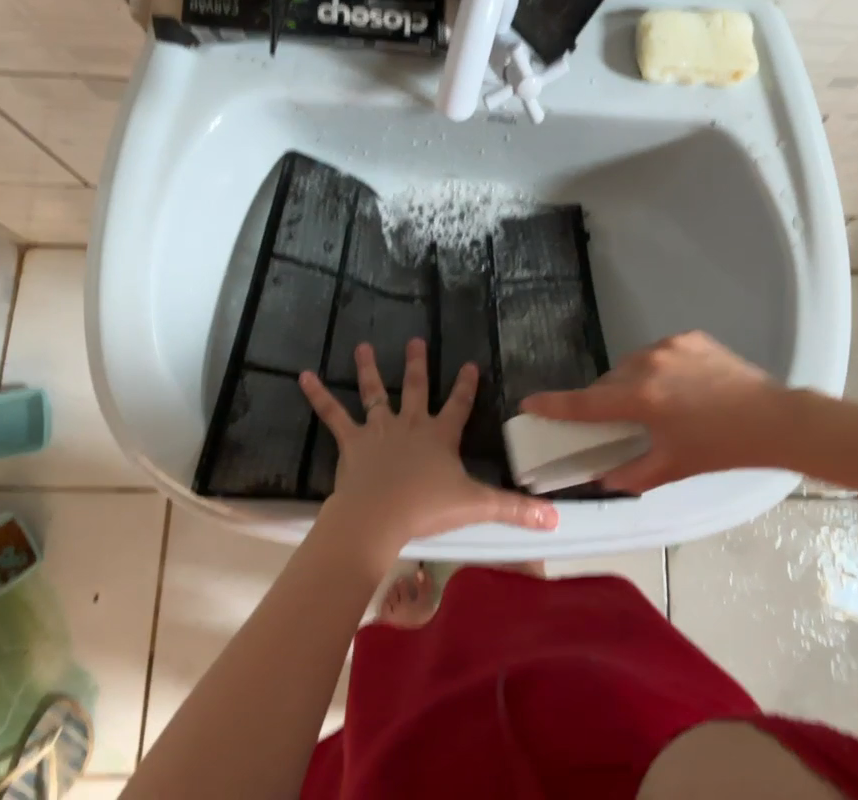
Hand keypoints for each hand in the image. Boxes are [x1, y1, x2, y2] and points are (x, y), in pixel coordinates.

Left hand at [299, 339, 557, 555]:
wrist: (379, 516)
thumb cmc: (427, 508)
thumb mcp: (476, 506)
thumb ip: (514, 510)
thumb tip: (555, 518)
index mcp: (440, 436)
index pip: (459, 405)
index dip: (465, 385)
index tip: (470, 363)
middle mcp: (410, 425)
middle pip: (416, 388)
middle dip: (418, 364)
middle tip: (416, 340)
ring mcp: (378, 430)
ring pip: (374, 393)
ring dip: (369, 369)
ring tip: (364, 346)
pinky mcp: (351, 442)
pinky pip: (332, 414)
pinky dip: (317, 395)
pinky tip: (302, 376)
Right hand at [521, 332, 791, 492]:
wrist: (773, 420)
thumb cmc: (720, 448)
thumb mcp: (671, 467)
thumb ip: (629, 474)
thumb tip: (601, 479)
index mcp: (642, 398)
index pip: (585, 403)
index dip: (554, 405)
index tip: (528, 402)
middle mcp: (649, 364)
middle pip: (609, 383)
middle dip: (606, 401)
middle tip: (619, 422)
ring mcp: (670, 346)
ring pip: (632, 366)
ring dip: (633, 384)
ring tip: (657, 406)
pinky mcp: (690, 337)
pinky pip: (659, 354)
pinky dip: (658, 370)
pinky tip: (679, 388)